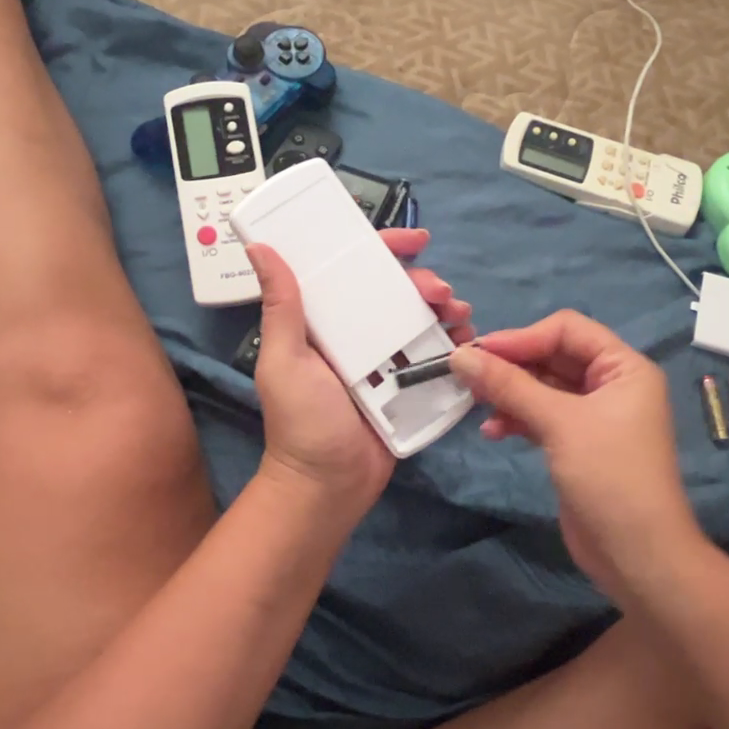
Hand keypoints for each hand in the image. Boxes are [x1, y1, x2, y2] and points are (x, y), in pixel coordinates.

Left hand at [246, 228, 473, 506]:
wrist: (328, 488)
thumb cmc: (302, 422)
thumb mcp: (285, 360)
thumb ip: (281, 306)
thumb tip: (260, 248)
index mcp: (326, 322)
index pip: (354, 271)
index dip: (385, 248)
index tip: (416, 240)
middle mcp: (356, 335)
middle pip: (396, 292)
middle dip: (425, 282)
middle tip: (442, 292)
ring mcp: (385, 361)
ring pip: (420, 320)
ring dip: (445, 310)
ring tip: (460, 316)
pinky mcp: (408, 388)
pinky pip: (435, 357)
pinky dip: (454, 344)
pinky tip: (468, 341)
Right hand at [448, 311, 700, 600]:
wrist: (638, 555)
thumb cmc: (609, 476)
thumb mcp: (559, 423)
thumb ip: (509, 385)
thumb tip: (460, 355)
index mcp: (624, 368)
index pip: (567, 330)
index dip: (522, 337)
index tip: (479, 352)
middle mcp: (612, 385)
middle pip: (553, 357)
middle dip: (511, 365)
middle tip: (467, 375)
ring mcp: (595, 417)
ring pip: (543, 388)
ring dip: (509, 393)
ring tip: (475, 404)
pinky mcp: (578, 445)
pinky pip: (542, 417)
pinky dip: (517, 419)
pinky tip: (492, 431)